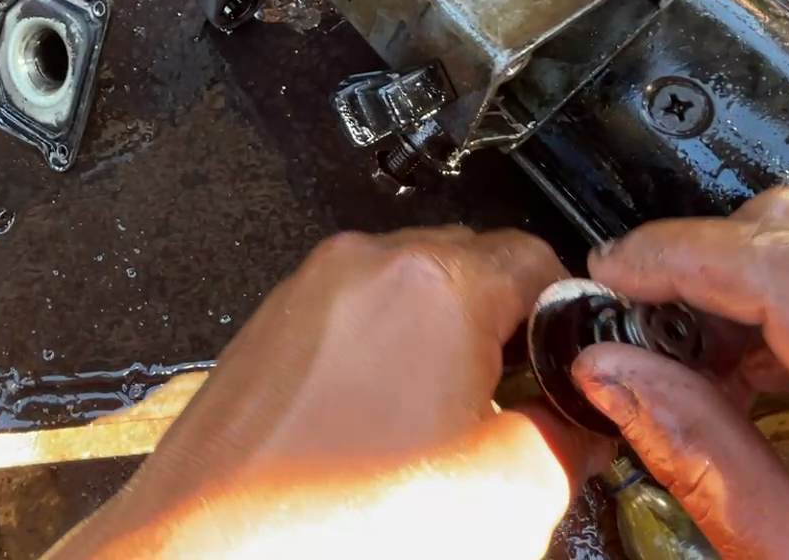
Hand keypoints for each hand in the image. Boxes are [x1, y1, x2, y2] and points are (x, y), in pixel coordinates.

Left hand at [47, 226, 612, 558]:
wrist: (207, 549)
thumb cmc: (332, 529)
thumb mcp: (502, 497)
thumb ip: (567, 438)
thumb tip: (581, 416)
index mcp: (431, 283)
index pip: (535, 258)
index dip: (566, 312)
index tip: (570, 358)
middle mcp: (364, 262)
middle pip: (470, 261)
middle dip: (505, 321)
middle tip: (515, 396)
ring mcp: (313, 283)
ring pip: (411, 282)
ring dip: (442, 331)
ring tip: (442, 414)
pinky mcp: (278, 312)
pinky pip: (357, 304)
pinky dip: (385, 339)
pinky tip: (382, 411)